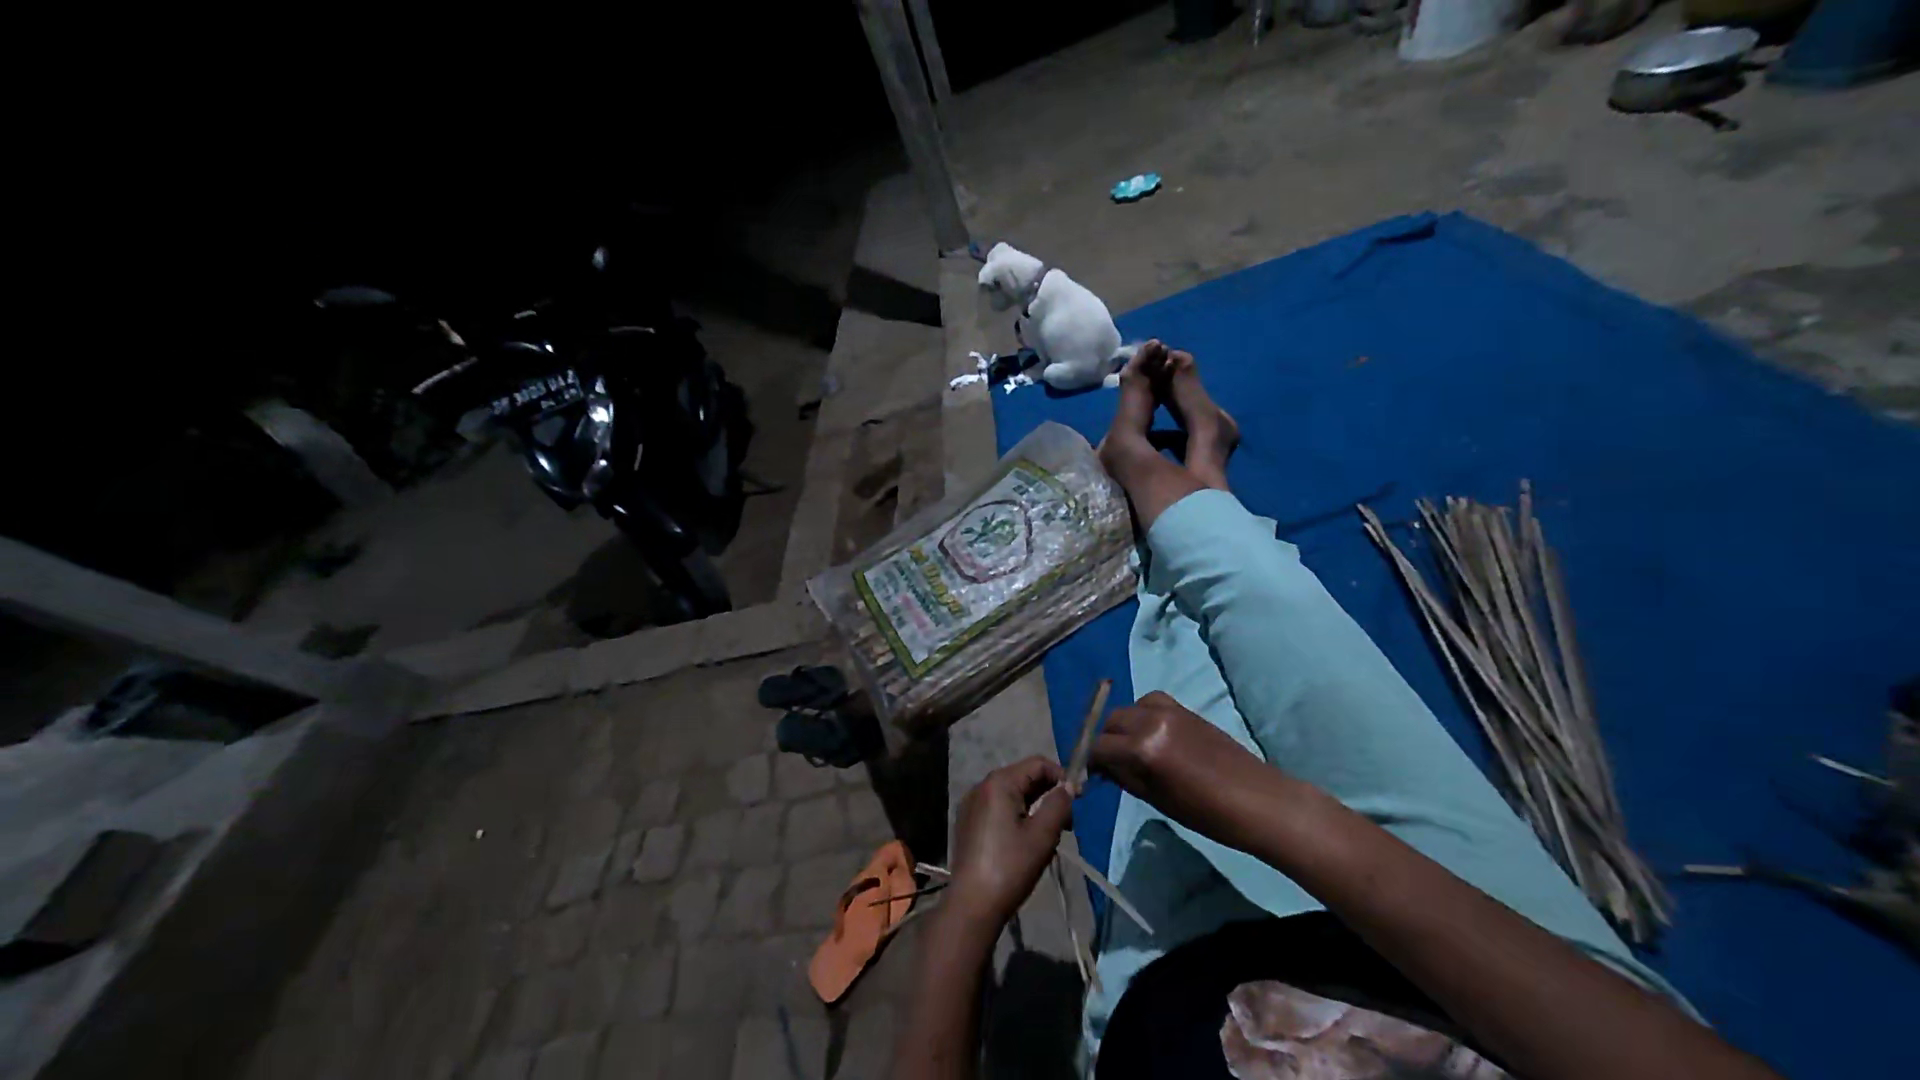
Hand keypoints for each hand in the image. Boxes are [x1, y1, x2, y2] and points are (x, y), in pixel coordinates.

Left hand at [947, 757, 1073, 925]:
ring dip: (1036, 807)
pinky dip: (1019, 816)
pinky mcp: (969, 823)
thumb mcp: (1042, 835)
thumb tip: (1068, 785)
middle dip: (1049, 794)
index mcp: (999, 783)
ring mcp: (973, 805)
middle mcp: (982, 787)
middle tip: (1068, 823)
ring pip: (1013, 795)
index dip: (1061, 776)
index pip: (1037, 763)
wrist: (973, 904)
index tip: (1079, 799)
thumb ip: (1059, 804)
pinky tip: (1028, 841)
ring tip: (1051, 835)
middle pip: (1024, 777)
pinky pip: (1000, 808)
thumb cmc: (1010, 866)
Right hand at [1091, 691, 1278, 851]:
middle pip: (1109, 721)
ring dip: (1121, 727)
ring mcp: (1168, 710)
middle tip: (1107, 764)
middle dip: (1103, 741)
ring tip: (1129, 749)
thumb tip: (1100, 767)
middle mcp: (1150, 720)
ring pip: (1127, 710)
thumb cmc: (1206, 812)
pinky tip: (1149, 734)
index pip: (1097, 746)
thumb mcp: (1155, 799)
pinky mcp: (1183, 707)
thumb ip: (1123, 776)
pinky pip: (1148, 703)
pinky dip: (1141, 715)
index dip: (1089, 761)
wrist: (1257, 800)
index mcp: (1142, 748)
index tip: (1089, 774)